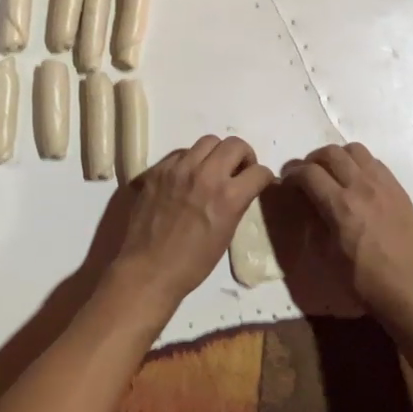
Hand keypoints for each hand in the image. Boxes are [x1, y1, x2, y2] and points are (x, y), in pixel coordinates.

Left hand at [110, 135, 274, 307]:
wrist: (149, 269)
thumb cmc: (193, 262)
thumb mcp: (226, 233)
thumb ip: (236, 203)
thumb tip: (241, 188)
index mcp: (228, 196)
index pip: (258, 171)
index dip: (263, 177)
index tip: (259, 181)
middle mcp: (205, 175)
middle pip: (234, 144)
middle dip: (243, 155)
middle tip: (238, 170)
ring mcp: (179, 169)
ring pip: (207, 141)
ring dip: (216, 154)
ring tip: (211, 170)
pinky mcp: (158, 170)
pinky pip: (181, 153)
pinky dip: (190, 161)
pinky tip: (186, 178)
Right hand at [283, 143, 412, 324]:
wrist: (407, 288)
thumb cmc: (362, 279)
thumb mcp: (327, 254)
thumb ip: (314, 221)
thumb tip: (306, 202)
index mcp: (341, 206)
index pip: (308, 172)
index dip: (292, 174)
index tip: (287, 183)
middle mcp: (362, 187)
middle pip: (330, 152)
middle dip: (312, 160)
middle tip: (308, 175)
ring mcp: (383, 185)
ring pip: (355, 150)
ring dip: (338, 157)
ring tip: (333, 173)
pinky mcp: (399, 189)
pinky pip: (375, 162)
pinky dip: (360, 164)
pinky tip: (358, 182)